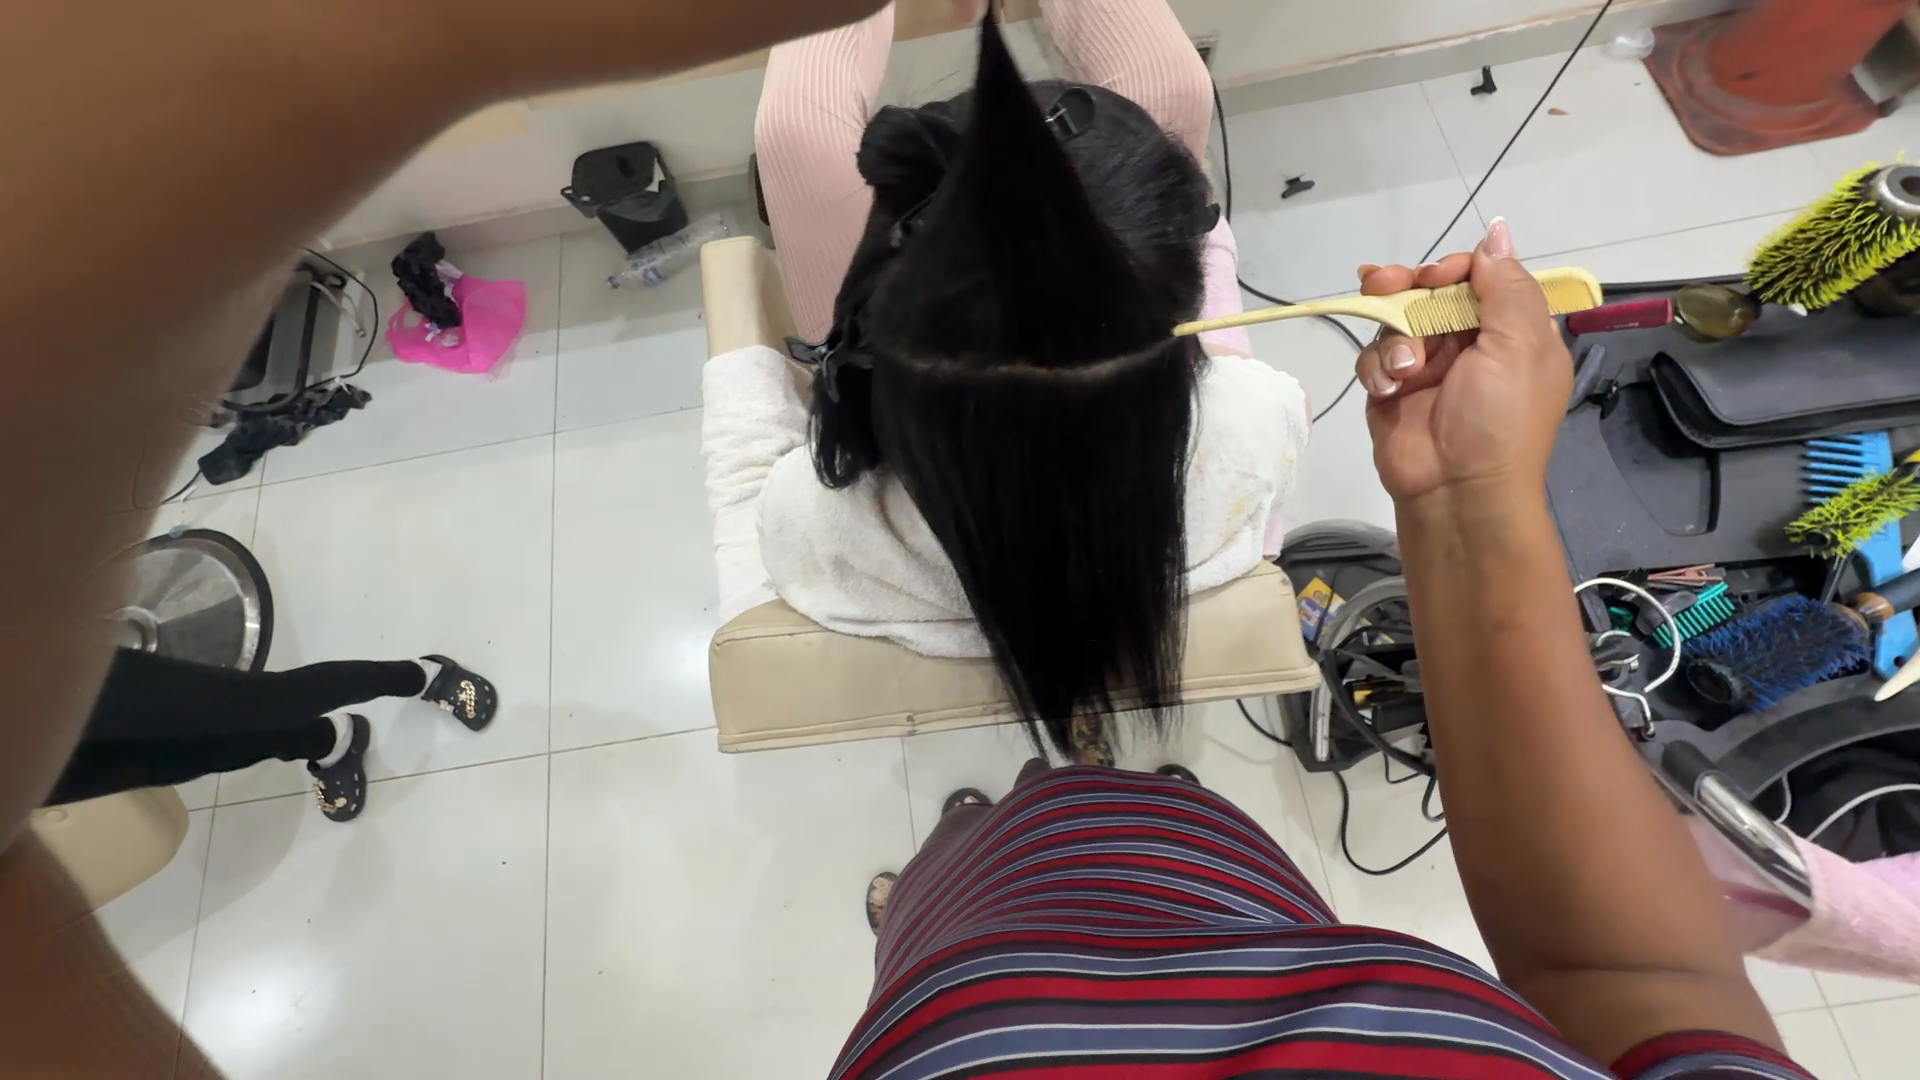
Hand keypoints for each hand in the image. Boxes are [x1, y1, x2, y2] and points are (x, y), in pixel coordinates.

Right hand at [1354, 218, 1571, 507]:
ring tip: (1401, 369)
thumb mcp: (1519, 346)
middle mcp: (1465, 341)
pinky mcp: (1388, 388)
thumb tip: (1497, 230)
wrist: (1455, 487)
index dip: (1453, 269)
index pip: (1477, 276)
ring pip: (1393, 323)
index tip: (1436, 277)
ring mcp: (1423, 365)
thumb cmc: (1499, 418)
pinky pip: (1371, 359)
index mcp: (1509, 328)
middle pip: (1427, 293)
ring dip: (1391, 339)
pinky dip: (1374, 370)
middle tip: (1382, 284)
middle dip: (1404, 287)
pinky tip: (1386, 389)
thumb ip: (1506, 287)